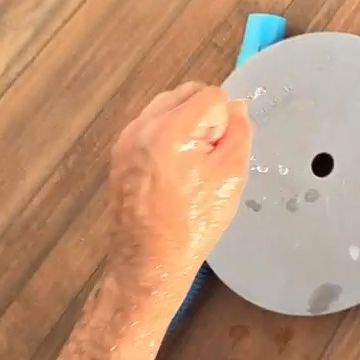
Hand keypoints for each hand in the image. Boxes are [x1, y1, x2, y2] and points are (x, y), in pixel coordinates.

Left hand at [54, 84, 252, 359]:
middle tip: (207, 155)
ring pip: (171, 103)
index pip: (213, 96)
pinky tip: (174, 165)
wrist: (148, 267)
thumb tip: (236, 107)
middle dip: (206, 116)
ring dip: (188, 120)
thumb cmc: (194, 224)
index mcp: (169, 131)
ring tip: (191, 161)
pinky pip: (154, 121)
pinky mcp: (120, 151)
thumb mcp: (231, 177)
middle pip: (189, 92)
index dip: (223, 123)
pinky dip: (170, 131)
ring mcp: (127, 138)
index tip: (216, 155)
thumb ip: (239, 132)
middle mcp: (142, 127)